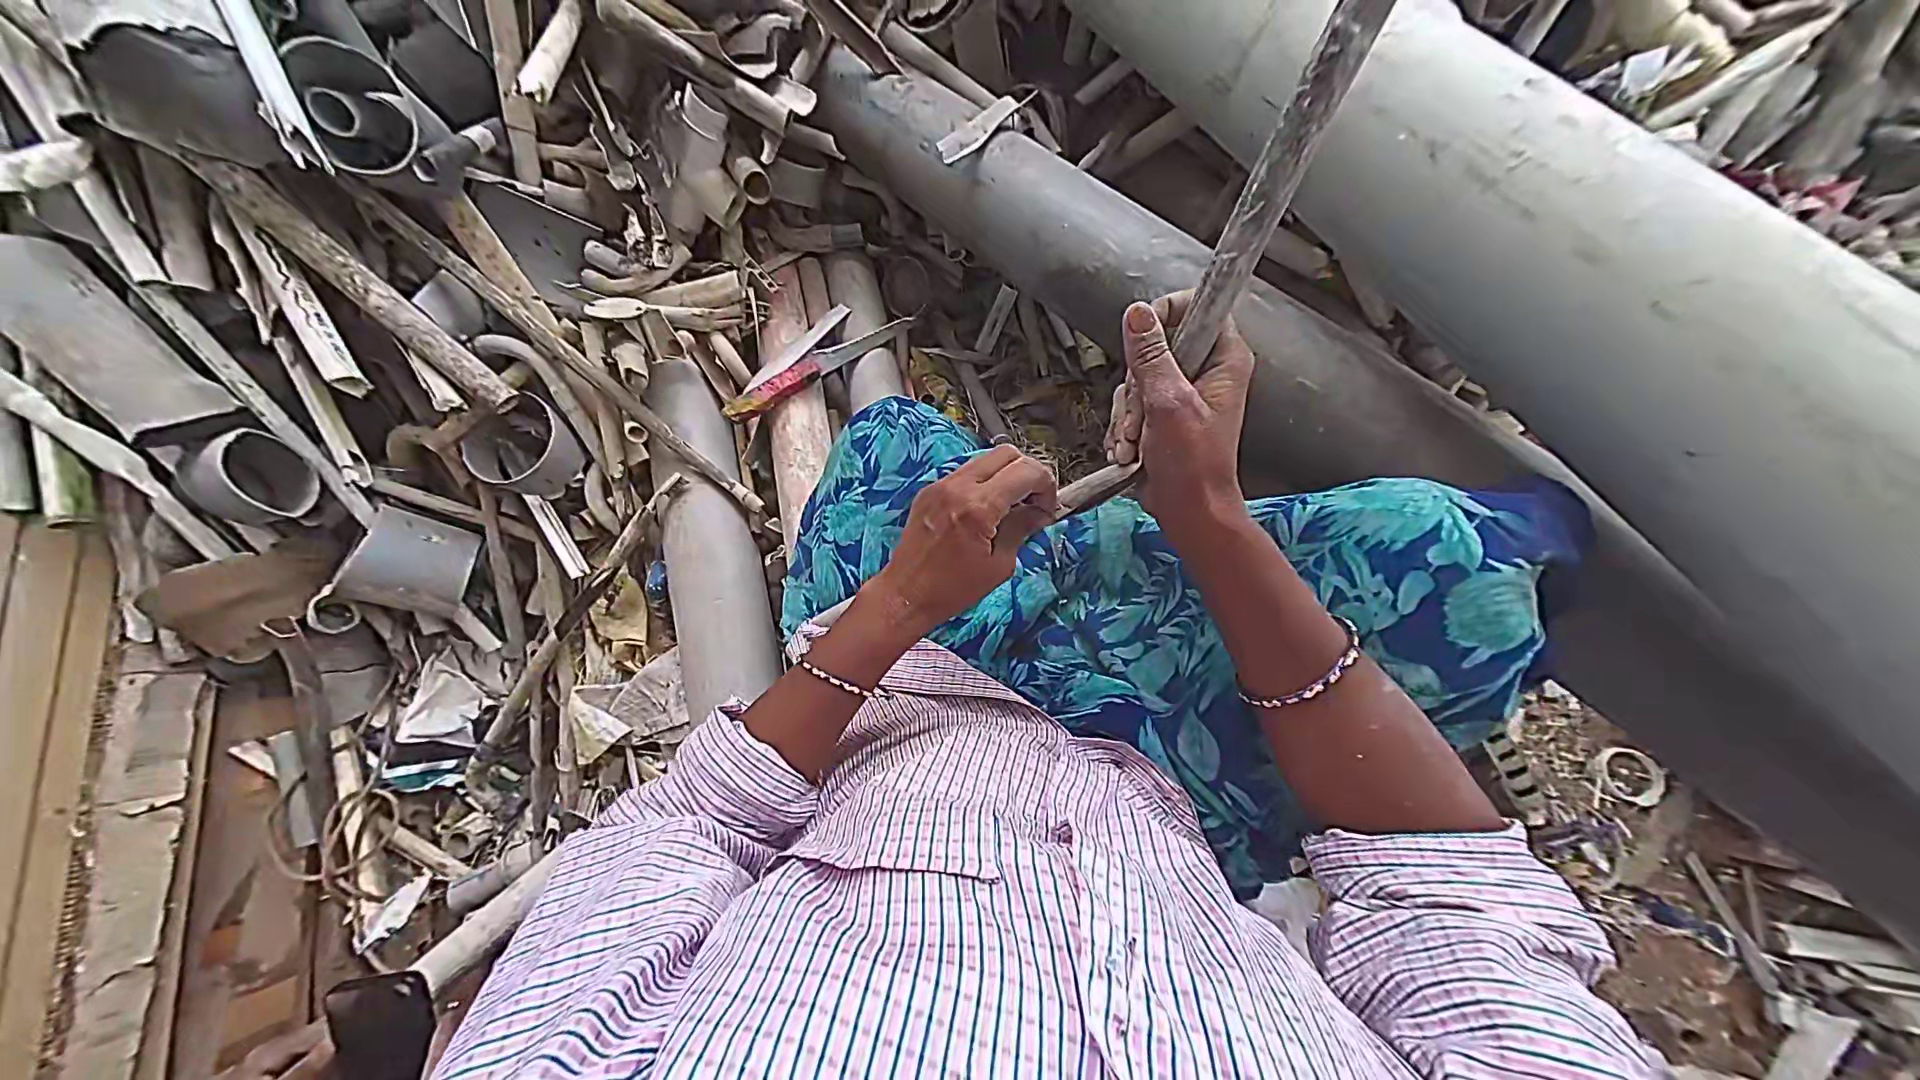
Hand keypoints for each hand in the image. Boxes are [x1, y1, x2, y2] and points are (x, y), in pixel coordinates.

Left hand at [865, 444, 1057, 638]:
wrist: (905, 595)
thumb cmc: (952, 590)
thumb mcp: (999, 565)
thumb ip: (1021, 529)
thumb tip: (1040, 512)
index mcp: (978, 508)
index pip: (1026, 471)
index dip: (1046, 485)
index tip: (1047, 508)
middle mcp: (957, 487)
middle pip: (1007, 453)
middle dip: (1028, 473)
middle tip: (1033, 502)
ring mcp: (940, 485)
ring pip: (985, 459)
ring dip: (1005, 476)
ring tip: (1010, 507)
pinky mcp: (929, 491)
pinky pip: (965, 472)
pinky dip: (984, 482)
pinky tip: (986, 510)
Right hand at [1103, 292, 1254, 539]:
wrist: (1188, 509)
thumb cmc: (1193, 465)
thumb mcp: (1168, 403)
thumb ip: (1151, 355)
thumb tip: (1138, 313)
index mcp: (1223, 360)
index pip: (1198, 308)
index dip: (1166, 316)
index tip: (1142, 337)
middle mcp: (1204, 372)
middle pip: (1155, 348)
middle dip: (1136, 386)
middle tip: (1141, 414)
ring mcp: (1180, 395)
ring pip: (1136, 380)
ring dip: (1126, 413)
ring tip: (1135, 441)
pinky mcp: (1161, 415)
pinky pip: (1130, 405)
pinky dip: (1123, 428)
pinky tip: (1129, 449)